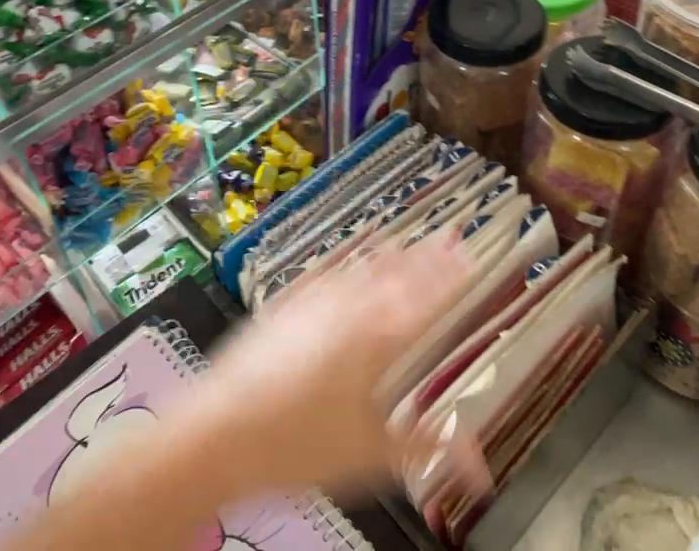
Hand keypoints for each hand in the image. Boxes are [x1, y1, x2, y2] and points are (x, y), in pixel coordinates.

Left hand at [175, 237, 490, 502]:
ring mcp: (311, 304)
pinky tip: (344, 258)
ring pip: (358, 270)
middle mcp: (346, 310)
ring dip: (387, 254)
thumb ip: (427, 447)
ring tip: (405, 238)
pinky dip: (341, 262)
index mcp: (376, 340)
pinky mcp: (281, 307)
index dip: (450, 276)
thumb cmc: (298, 445)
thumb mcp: (371, 454)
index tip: (470, 253)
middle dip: (425, 256)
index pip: (424, 299)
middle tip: (449, 235)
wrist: (217, 432)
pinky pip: (320, 274)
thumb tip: (481, 464)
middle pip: (395, 275)